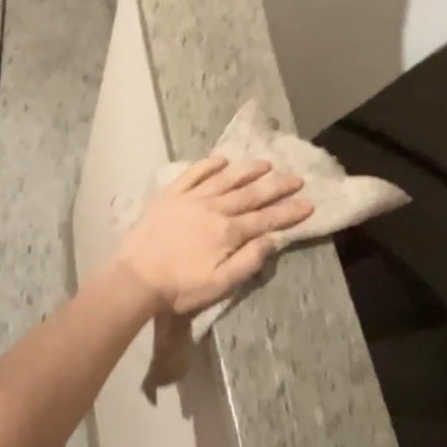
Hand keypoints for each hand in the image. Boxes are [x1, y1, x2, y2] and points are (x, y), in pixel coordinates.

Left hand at [113, 157, 314, 316]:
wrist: (137, 278)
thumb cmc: (180, 288)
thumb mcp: (221, 284)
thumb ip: (249, 260)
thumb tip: (273, 239)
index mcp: (228, 232)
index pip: (266, 218)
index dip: (289, 211)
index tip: (309, 203)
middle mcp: (214, 208)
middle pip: (251, 193)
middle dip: (277, 186)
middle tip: (296, 177)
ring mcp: (191, 198)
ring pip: (225, 178)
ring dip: (247, 170)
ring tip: (266, 163)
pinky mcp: (170, 195)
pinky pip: (193, 174)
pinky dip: (208, 164)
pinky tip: (221, 159)